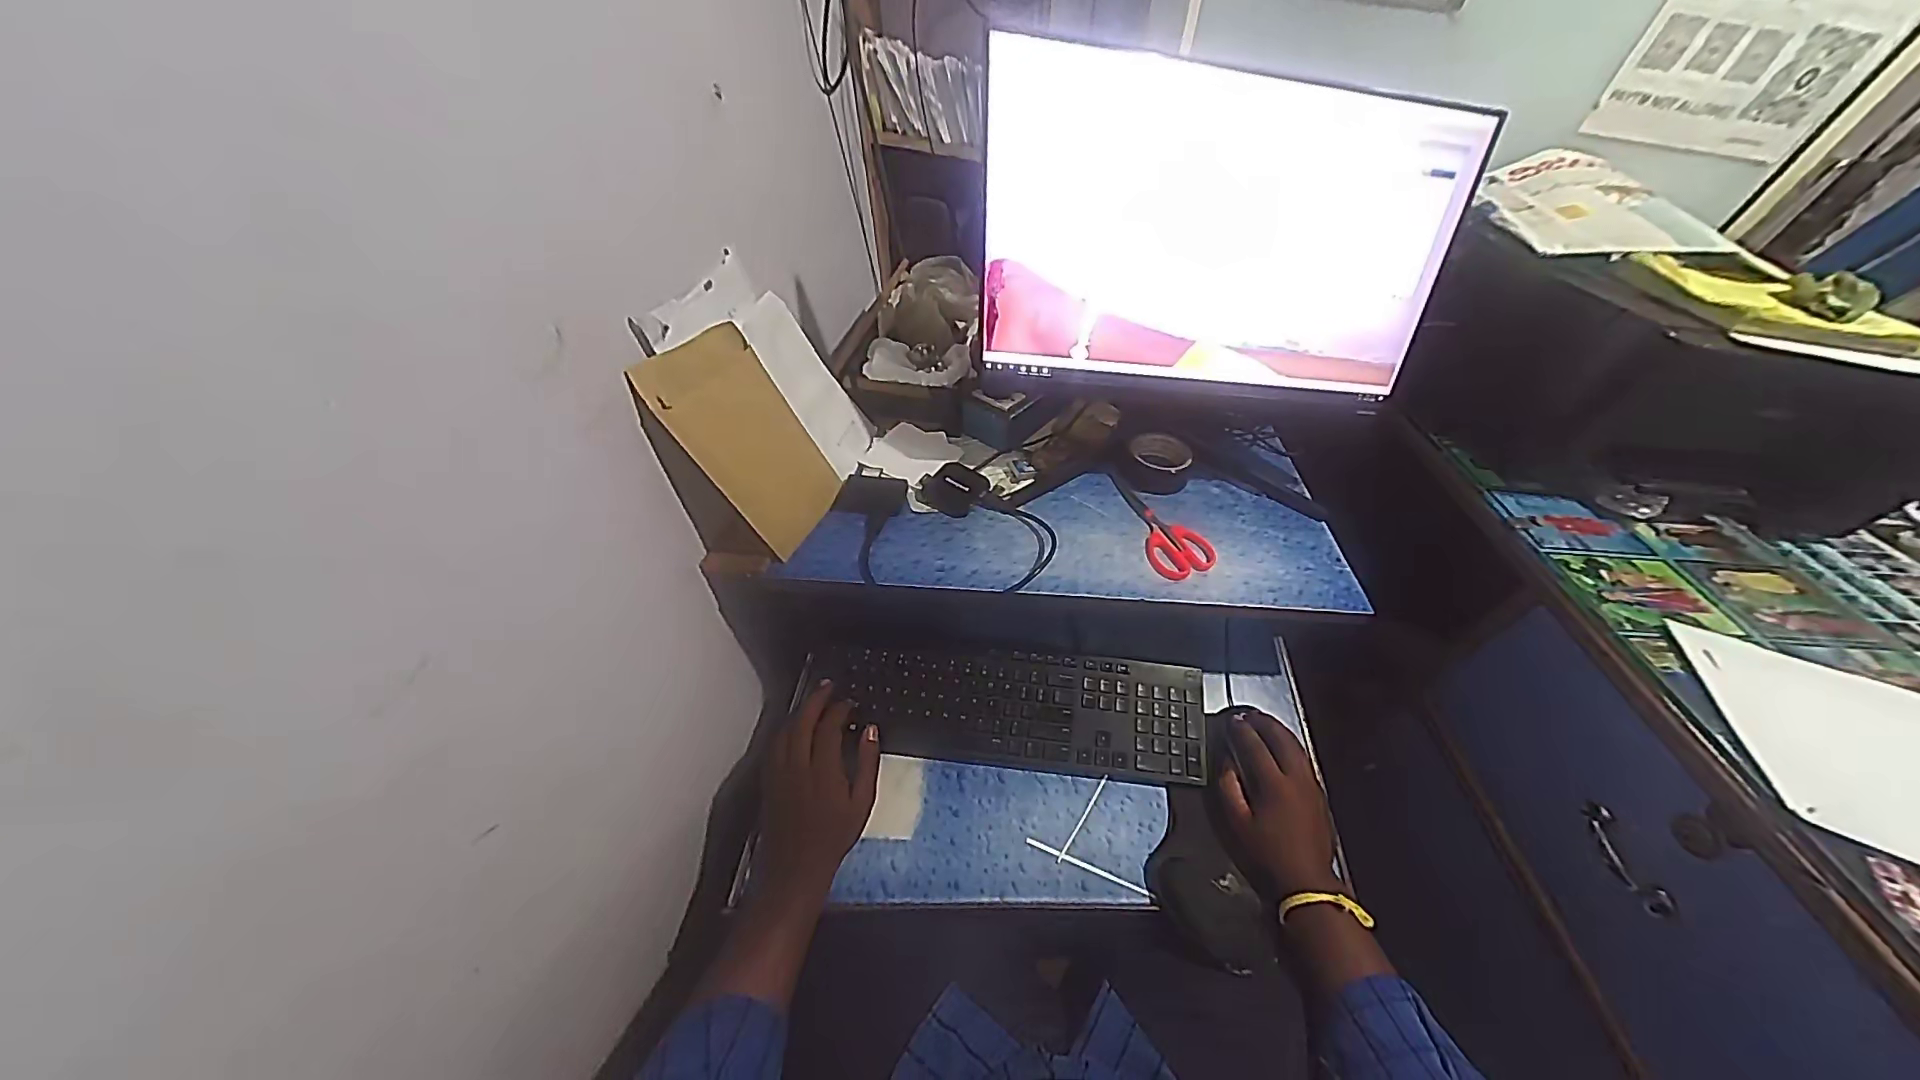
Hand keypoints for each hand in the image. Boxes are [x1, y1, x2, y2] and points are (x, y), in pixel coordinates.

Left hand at [754, 680, 879, 905]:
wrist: (796, 867)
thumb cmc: (833, 837)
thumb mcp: (862, 802)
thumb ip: (867, 762)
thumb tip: (870, 731)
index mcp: (824, 772)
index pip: (829, 727)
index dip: (839, 709)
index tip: (849, 703)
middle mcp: (798, 767)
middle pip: (802, 721)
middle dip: (816, 699)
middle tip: (828, 687)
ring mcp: (779, 773)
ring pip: (785, 730)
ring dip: (799, 711)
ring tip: (813, 701)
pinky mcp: (769, 779)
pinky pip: (774, 744)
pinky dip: (785, 728)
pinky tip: (794, 726)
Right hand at [1216, 708, 1339, 897]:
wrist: (1305, 884)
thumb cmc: (1264, 855)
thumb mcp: (1234, 822)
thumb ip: (1228, 787)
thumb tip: (1226, 762)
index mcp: (1272, 783)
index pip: (1254, 745)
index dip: (1240, 730)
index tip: (1230, 721)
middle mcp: (1295, 779)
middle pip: (1280, 739)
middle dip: (1263, 723)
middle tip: (1248, 714)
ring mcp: (1311, 786)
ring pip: (1296, 748)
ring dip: (1279, 731)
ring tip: (1265, 724)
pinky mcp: (1319, 796)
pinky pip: (1304, 760)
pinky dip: (1291, 746)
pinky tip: (1283, 748)